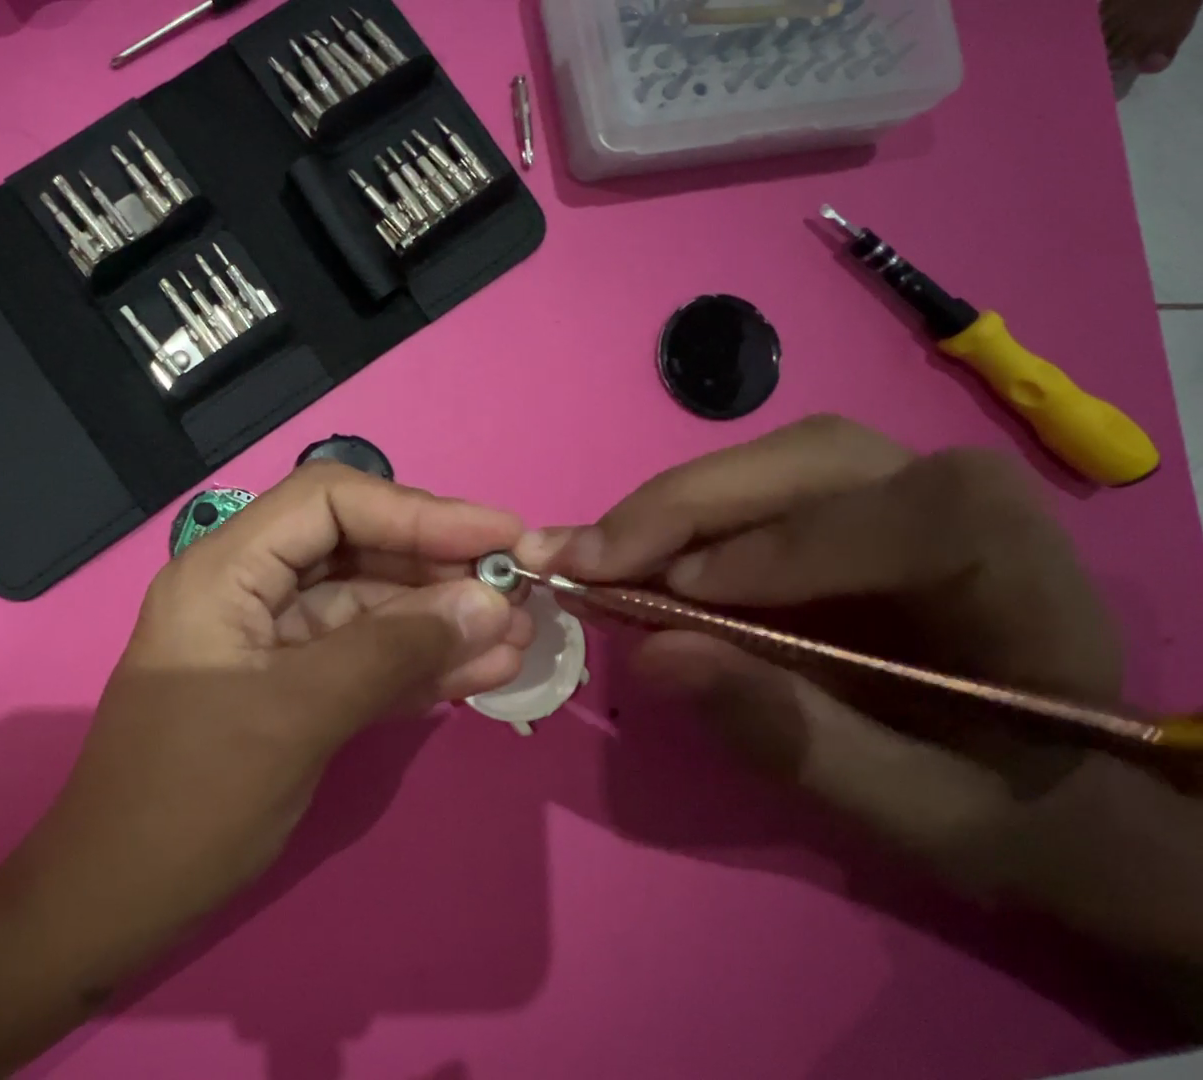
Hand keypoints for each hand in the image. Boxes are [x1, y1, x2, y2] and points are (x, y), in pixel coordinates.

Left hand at [0, 465, 534, 1079]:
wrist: (92, 905)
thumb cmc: (165, 808)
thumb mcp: (286, 723)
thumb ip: (387, 656)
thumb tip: (489, 605)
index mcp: (223, 570)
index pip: (332, 502)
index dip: (421, 509)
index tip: (508, 535)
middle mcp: (240, 589)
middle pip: (355, 544)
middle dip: (443, 556)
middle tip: (533, 581)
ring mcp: (261, 645)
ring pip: (364, 604)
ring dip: (437, 614)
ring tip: (517, 635)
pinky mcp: (276, 697)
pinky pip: (360, 658)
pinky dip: (416, 663)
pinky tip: (464, 678)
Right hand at [516, 416, 1202, 968]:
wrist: (1024, 779)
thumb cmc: (993, 807)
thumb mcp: (908, 808)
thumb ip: (794, 734)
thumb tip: (654, 654)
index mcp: (1029, 588)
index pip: (925, 516)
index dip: (796, 542)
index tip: (684, 594)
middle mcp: (968, 512)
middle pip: (818, 461)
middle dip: (688, 506)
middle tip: (582, 561)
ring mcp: (893, 500)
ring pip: (767, 464)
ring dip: (661, 510)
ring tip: (579, 561)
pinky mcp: (832, 512)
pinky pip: (740, 492)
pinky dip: (664, 523)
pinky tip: (610, 558)